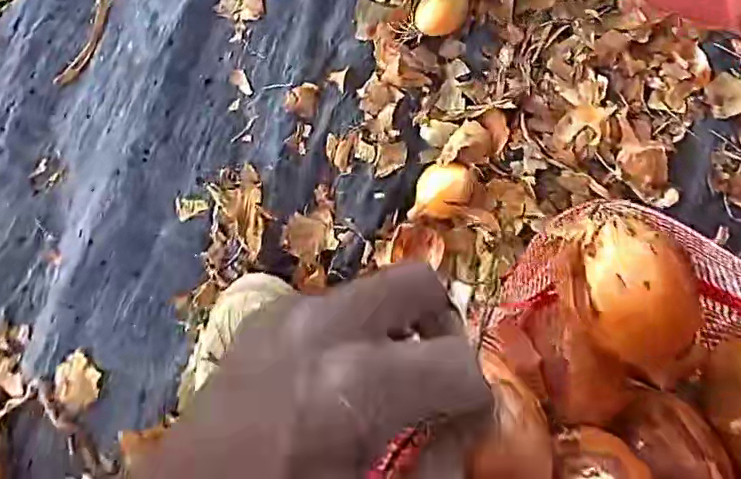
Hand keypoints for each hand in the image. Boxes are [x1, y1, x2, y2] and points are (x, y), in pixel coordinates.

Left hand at [141, 264, 492, 478]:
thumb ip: (431, 468)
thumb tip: (463, 428)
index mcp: (355, 382)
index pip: (457, 362)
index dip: (476, 397)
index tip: (469, 422)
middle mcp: (326, 324)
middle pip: (418, 281)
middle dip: (441, 326)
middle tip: (436, 377)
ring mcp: (290, 310)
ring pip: (374, 288)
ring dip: (395, 327)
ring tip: (384, 382)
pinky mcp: (264, 313)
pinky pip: (330, 304)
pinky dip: (351, 331)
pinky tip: (333, 380)